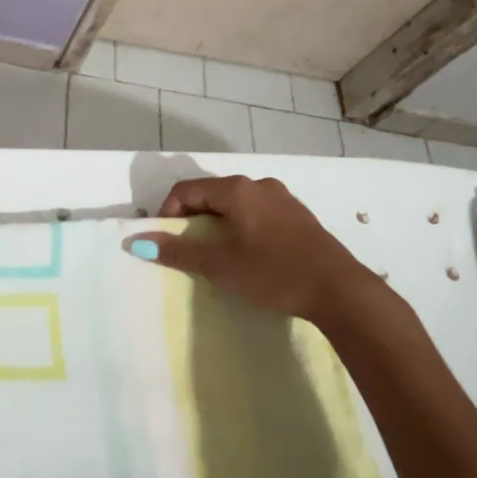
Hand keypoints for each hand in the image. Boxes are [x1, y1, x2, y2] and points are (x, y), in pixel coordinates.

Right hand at [125, 175, 374, 322]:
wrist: (341, 292)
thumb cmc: (273, 273)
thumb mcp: (219, 265)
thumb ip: (176, 251)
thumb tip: (135, 242)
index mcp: (237, 189)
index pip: (186, 189)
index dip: (167, 212)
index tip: (165, 242)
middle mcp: (259, 185)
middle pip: (211, 194)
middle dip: (192, 219)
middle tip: (187, 250)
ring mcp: (284, 199)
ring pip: (236, 205)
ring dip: (218, 225)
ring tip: (216, 255)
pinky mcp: (300, 218)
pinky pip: (258, 214)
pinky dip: (242, 228)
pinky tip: (249, 256)